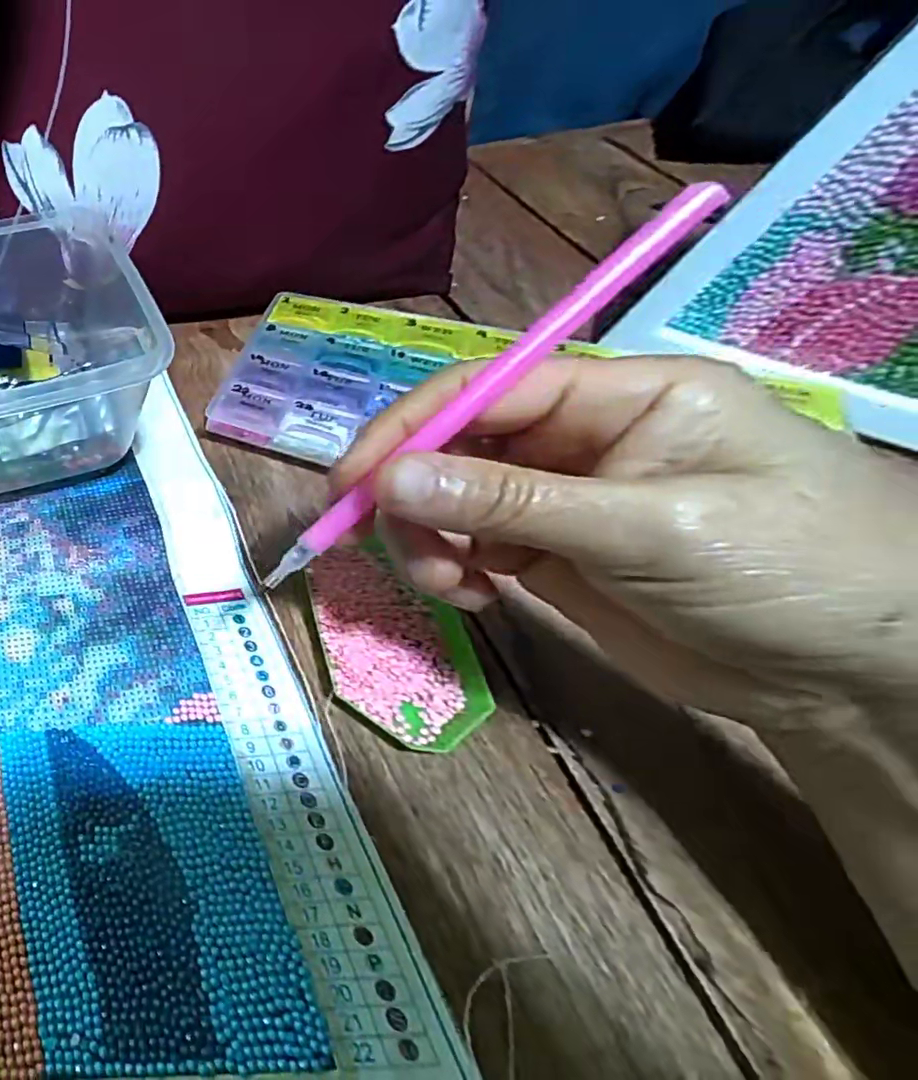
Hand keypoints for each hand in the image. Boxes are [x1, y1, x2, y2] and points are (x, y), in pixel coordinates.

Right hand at [327, 354, 917, 729]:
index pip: (480, 391)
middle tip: (373, 546)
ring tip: (447, 585)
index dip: (404, 430)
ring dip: (424, 540)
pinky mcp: (536, 547)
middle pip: (447, 446)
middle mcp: (573, 437)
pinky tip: (472, 597)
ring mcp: (550, 494)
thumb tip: (386, 480)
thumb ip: (509, 503)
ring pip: (442, 499)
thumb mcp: (646, 530)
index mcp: (618, 397)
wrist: (863, 680)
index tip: (348, 484)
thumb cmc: (797, 574)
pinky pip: (460, 543)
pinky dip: (446, 568)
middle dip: (406, 497)